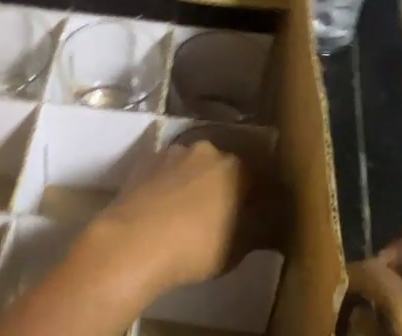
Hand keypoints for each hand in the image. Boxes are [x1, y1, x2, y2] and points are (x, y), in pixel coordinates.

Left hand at [80, 140, 249, 294]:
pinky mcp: (145, 160)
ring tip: (186, 212)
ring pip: (191, 166)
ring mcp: (173, 152)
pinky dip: (168, 185)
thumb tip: (266, 222)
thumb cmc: (195, 247)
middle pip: (221, 166)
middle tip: (218, 213)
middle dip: (222, 186)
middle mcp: (206, 150)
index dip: (255, 196)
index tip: (252, 214)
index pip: (256, 177)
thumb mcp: (238, 250)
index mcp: (235, 168)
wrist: (134, 242)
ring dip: (193, 182)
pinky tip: (162, 208)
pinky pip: (165, 172)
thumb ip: (257, 231)